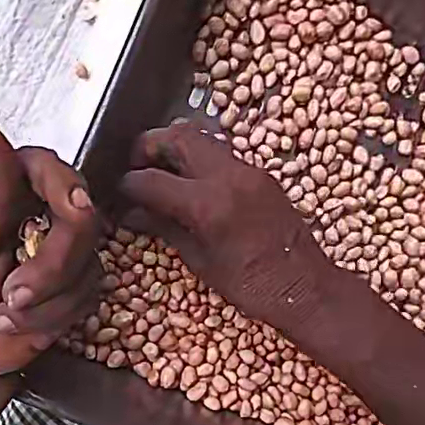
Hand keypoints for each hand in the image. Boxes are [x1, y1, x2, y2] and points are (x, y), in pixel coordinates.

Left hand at [0, 116, 103, 424]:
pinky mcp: (75, 290)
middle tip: (14, 293)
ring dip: (46, 296)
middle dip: (52, 262)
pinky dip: (53, 315)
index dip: (63, 183)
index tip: (69, 205)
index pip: (49, 168)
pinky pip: (88, 293)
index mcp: (6, 198)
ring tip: (4, 313)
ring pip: (88, 260)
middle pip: (81, 215)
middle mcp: (39, 220)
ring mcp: (61, 256)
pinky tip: (21, 324)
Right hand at [118, 121, 337, 331]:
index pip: (152, 180)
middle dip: (149, 146)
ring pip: (202, 138)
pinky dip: (199, 159)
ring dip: (176, 148)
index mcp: (208, 205)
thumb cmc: (250, 286)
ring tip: (160, 171)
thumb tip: (133, 214)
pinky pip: (222, 154)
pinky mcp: (262, 175)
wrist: (305, 287)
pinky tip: (190, 183)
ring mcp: (249, 171)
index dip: (128, 183)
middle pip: (178, 137)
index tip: (119, 190)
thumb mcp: (200, 260)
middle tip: (135, 164)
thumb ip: (164, 228)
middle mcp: (229, 177)